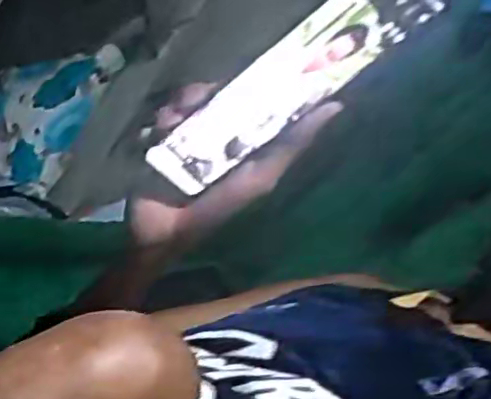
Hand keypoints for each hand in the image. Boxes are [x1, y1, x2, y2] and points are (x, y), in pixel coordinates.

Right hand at [130, 101, 344, 250]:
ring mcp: (182, 144)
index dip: (256, 83)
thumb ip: (290, 147)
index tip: (259, 71)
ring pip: (186, 107)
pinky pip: (158, 126)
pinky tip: (163, 124)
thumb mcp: (259, 180)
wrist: (164, 233)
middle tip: (208, 93)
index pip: (252, 100)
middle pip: (215, 98)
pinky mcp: (156, 153)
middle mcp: (213, 136)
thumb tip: (334, 105)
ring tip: (179, 111)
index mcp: (241, 139)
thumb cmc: (214, 211)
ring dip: (184, 102)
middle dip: (212, 90)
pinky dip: (162, 120)